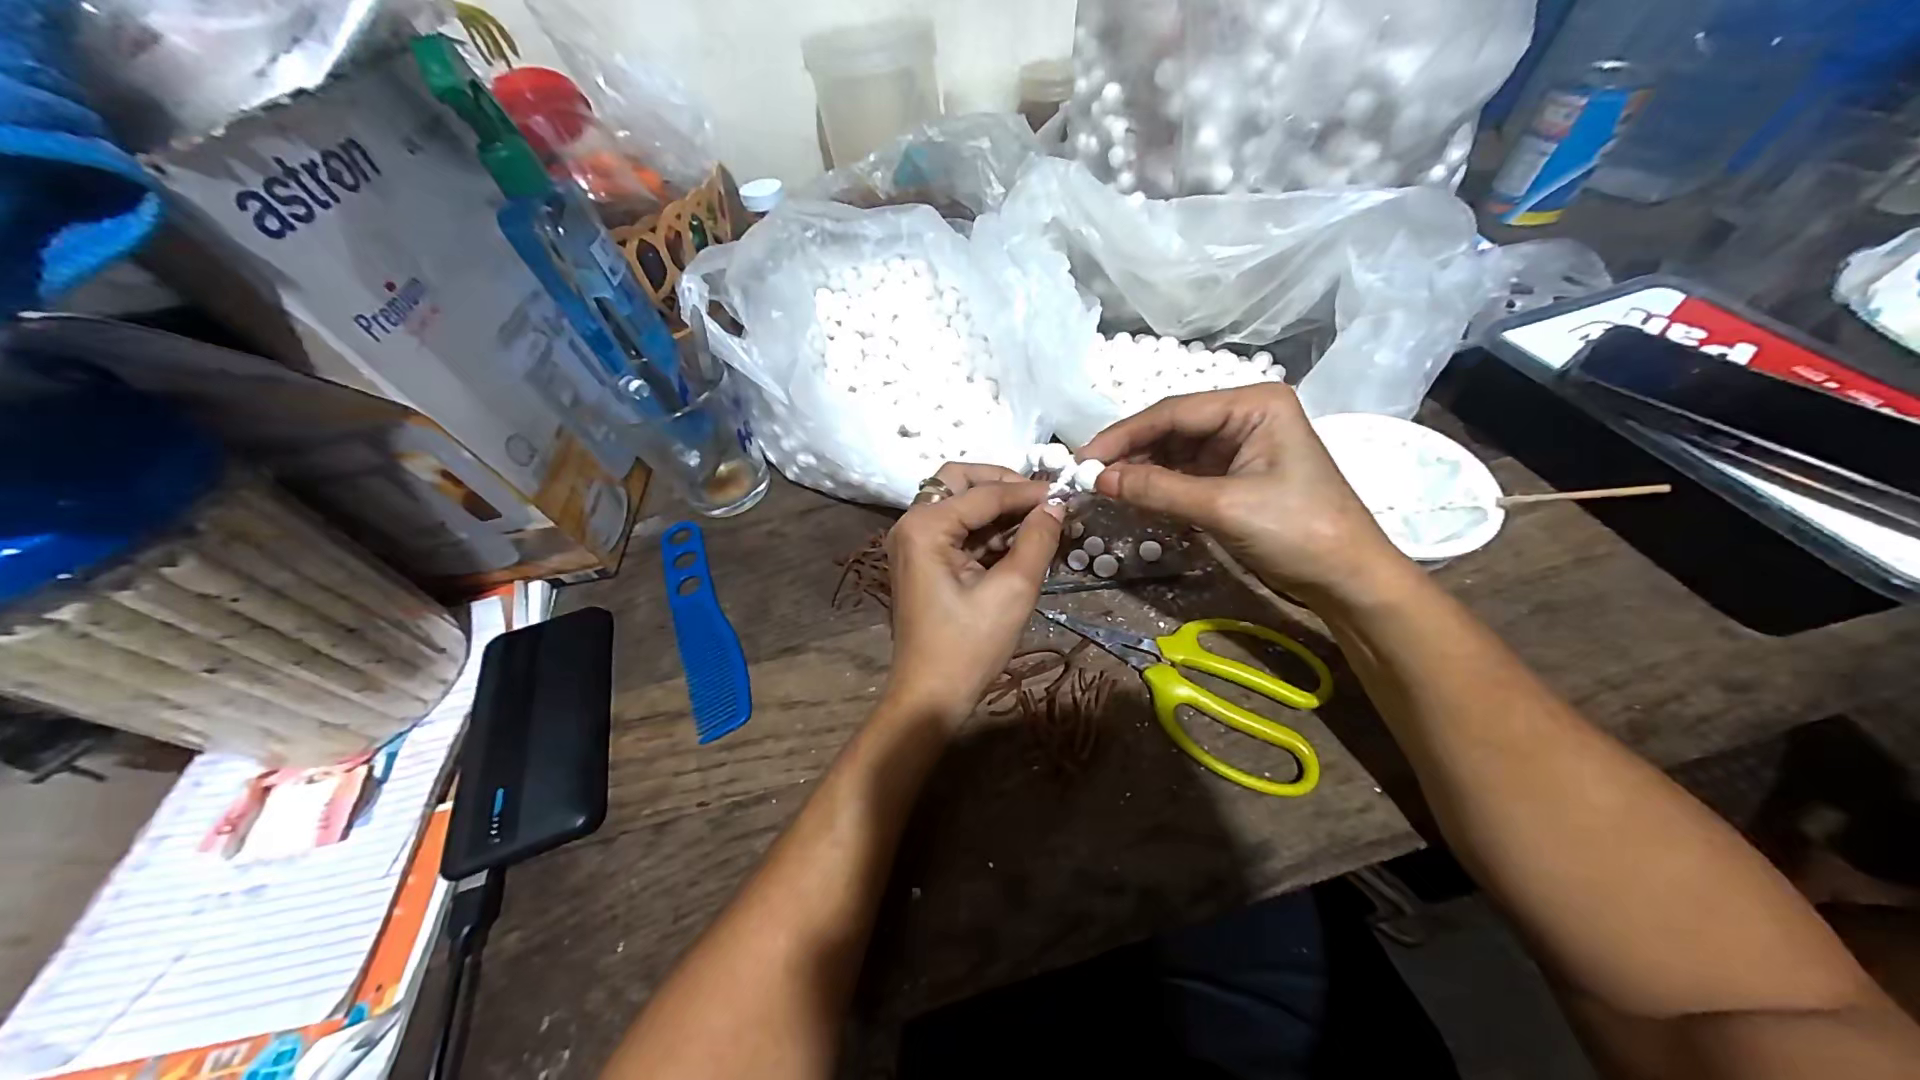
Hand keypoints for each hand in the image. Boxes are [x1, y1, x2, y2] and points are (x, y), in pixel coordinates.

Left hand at [882, 463, 1064, 727]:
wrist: (930, 696)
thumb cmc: (969, 647)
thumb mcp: (1012, 591)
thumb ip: (1037, 540)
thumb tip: (1057, 505)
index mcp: (925, 526)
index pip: (985, 493)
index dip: (1029, 492)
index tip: (1067, 492)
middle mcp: (911, 524)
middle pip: (960, 482)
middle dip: (1004, 486)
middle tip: (1042, 502)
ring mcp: (913, 542)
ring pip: (959, 504)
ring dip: (997, 509)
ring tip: (1040, 523)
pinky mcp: (922, 560)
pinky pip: (956, 529)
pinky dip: (986, 530)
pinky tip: (1020, 542)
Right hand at [1079, 384, 1412, 602]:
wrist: (1348, 579)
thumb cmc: (1297, 532)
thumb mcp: (1223, 507)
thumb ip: (1157, 488)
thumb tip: (1097, 478)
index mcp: (1254, 404)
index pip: (1174, 412)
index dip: (1124, 434)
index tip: (1083, 457)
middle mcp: (1245, 416)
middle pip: (1171, 428)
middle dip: (1129, 451)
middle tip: (1085, 473)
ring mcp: (1239, 446)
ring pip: (1174, 451)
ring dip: (1139, 468)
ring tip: (1099, 484)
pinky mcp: (1234, 475)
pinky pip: (1184, 473)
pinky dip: (1157, 484)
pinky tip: (1129, 492)